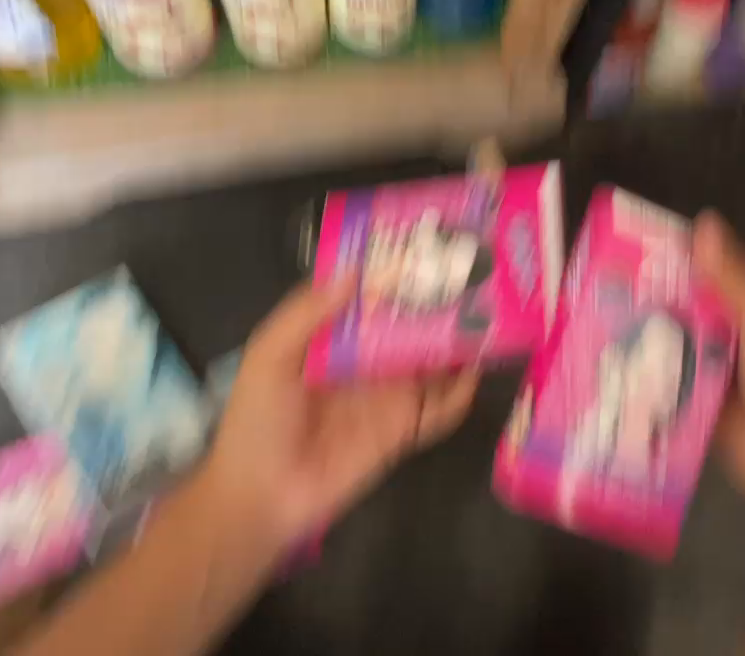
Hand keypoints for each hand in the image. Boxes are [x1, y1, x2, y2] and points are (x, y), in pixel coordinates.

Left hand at [192, 279, 477, 556]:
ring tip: (486, 315)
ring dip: (458, 341)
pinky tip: (478, 370)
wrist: (263, 497)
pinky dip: (463, 391)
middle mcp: (370, 361)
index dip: (395, 276)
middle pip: (413, 325)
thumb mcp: (269, 358)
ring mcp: (391, 394)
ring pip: (434, 361)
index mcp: (338, 339)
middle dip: (439, 304)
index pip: (374, 299)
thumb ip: (306, 315)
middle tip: (470, 276)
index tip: (423, 247)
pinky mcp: (405, 427)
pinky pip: (442, 408)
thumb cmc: (258, 422)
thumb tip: (354, 272)